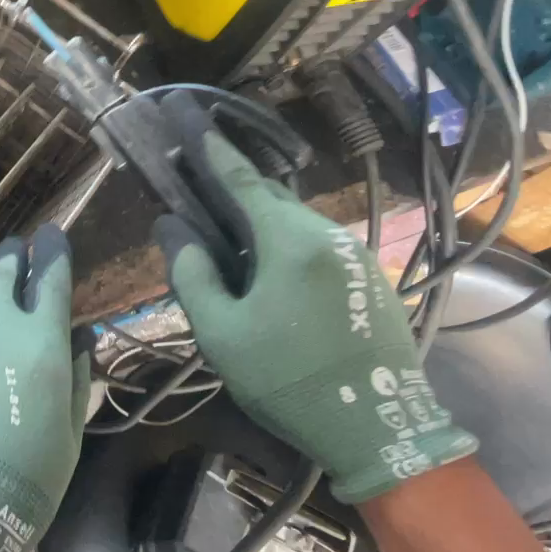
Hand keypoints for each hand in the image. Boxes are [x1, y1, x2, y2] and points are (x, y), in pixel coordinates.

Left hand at [0, 225, 87, 551]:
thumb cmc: (24, 475)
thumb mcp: (69, 431)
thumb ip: (77, 373)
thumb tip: (80, 331)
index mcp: (44, 340)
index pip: (52, 275)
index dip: (52, 249)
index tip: (50, 235)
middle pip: (5, 267)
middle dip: (12, 258)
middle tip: (11, 259)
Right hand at [153, 106, 475, 503]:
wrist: (379, 431)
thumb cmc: (288, 381)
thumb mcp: (221, 332)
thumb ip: (193, 273)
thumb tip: (171, 226)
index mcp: (291, 241)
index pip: (243, 180)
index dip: (213, 150)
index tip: (192, 120)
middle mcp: (329, 237)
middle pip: (272, 197)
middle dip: (234, 185)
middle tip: (198, 181)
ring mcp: (357, 258)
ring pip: (297, 223)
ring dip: (259, 220)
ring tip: (227, 232)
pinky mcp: (370, 282)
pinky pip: (317, 246)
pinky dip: (285, 243)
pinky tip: (268, 270)